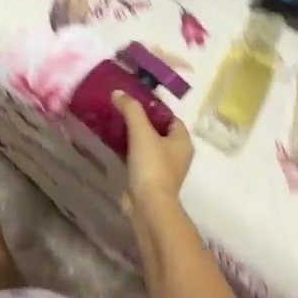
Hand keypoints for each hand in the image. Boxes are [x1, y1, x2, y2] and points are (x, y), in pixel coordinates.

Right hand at [114, 91, 193, 212]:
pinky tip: (114, 144)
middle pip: (159, 131)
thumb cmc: (152, 165)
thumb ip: (131, 110)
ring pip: (148, 145)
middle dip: (142, 121)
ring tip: (115, 124)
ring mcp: (163, 168)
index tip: (134, 101)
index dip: (155, 108)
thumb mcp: (142, 132)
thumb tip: (118, 92)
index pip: (171, 118)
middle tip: (121, 110)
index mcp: (182, 142)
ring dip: (134, 136)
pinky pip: (139, 158)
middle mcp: (177, 155)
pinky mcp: (149, 179)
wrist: (148, 204)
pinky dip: (129, 150)